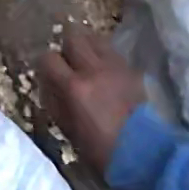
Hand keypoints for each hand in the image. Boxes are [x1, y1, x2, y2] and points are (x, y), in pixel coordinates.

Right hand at [37, 29, 146, 173]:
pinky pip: (113, 52)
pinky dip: (104, 55)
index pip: (49, 58)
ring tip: (86, 59)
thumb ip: (54, 101)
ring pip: (96, 38)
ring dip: (87, 45)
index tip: (47, 71)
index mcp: (74, 87)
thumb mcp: (68, 128)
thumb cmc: (100, 148)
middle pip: (74, 37)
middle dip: (66, 46)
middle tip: (67, 60)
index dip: (45, 63)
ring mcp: (115, 67)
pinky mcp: (132, 70)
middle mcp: (93, 70)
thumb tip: (48, 83)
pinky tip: (105, 71)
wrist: (143, 152)